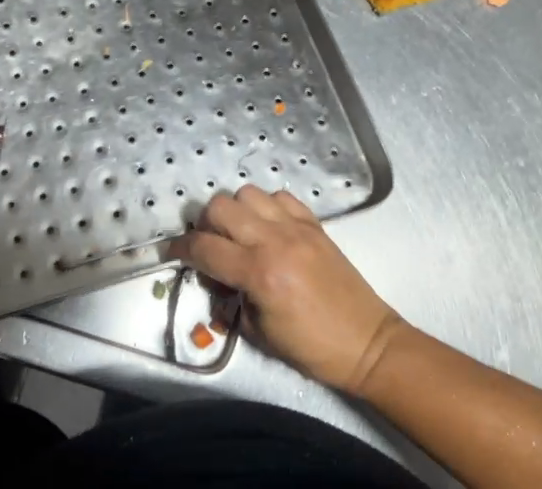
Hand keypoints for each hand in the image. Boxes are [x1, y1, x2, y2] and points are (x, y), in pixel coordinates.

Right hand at [170, 185, 405, 392]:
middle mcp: (275, 241)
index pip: (205, 247)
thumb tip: (216, 279)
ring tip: (240, 234)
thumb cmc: (311, 348)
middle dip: (206, 224)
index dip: (181, 249)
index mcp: (260, 274)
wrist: (367, 343)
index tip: (174, 253)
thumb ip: (231, 300)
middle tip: (211, 245)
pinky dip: (267, 207)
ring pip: (248, 193)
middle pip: (221, 207)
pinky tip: (269, 228)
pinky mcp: (315, 224)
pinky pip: (280, 197)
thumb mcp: (258, 333)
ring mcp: (297, 228)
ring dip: (236, 211)